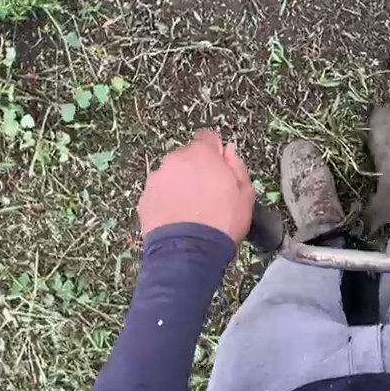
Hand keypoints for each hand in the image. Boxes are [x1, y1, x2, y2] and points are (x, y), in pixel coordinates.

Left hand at [138, 130, 254, 243]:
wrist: (188, 252)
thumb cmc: (222, 221)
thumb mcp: (245, 193)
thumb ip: (236, 166)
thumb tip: (228, 150)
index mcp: (201, 154)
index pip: (207, 138)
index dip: (214, 152)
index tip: (219, 168)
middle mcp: (175, 160)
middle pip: (187, 157)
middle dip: (196, 169)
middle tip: (207, 193)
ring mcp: (156, 179)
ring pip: (171, 175)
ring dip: (179, 184)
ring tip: (190, 209)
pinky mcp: (144, 199)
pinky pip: (159, 193)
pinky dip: (166, 200)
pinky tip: (177, 218)